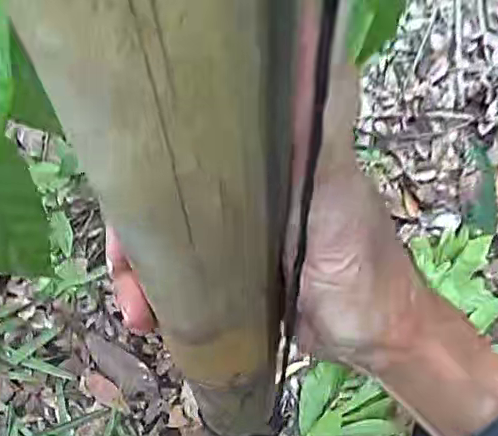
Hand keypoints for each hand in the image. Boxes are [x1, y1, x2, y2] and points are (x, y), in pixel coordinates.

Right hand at [105, 8, 497, 435]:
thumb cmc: (358, 257)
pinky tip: (152, 325)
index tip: (127, 218)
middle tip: (129, 290)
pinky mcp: (228, 292)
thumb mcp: (335, 184)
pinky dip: (160, 309)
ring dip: (139, 286)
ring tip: (139, 318)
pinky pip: (180, 293)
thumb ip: (318, 124)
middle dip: (133, 251)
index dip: (143, 184)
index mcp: (252, 167)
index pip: (178, 159)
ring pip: (163, 257)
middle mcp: (233, 201)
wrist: (370, 334)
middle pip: (160, 213)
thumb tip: (312, 39)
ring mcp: (228, 249)